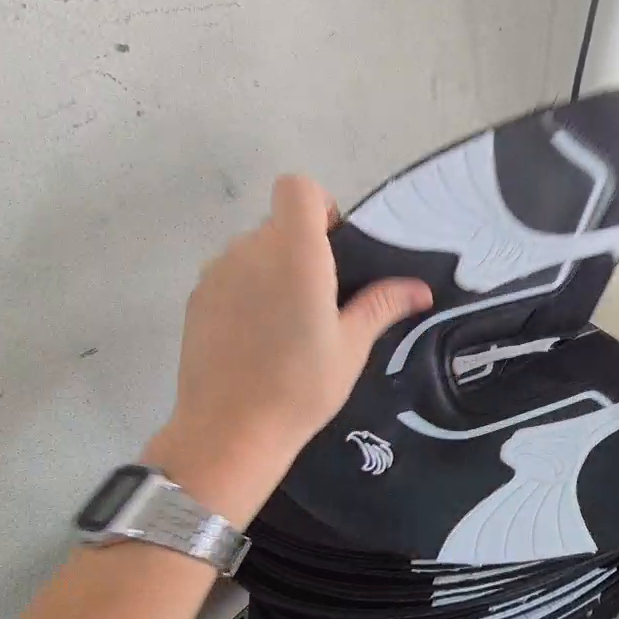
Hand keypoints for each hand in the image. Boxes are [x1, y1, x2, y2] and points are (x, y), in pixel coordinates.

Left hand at [145, 175, 431, 524]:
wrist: (230, 430)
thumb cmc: (302, 385)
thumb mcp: (352, 346)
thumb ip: (382, 306)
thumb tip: (420, 290)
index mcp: (295, 253)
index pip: (298, 188)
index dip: (320, 206)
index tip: (335, 249)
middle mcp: (250, 250)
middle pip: (280, 224)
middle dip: (304, 250)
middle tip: (324, 304)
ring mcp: (217, 273)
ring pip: (254, 251)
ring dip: (276, 272)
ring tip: (290, 328)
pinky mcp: (198, 298)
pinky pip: (232, 277)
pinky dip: (250, 292)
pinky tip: (260, 340)